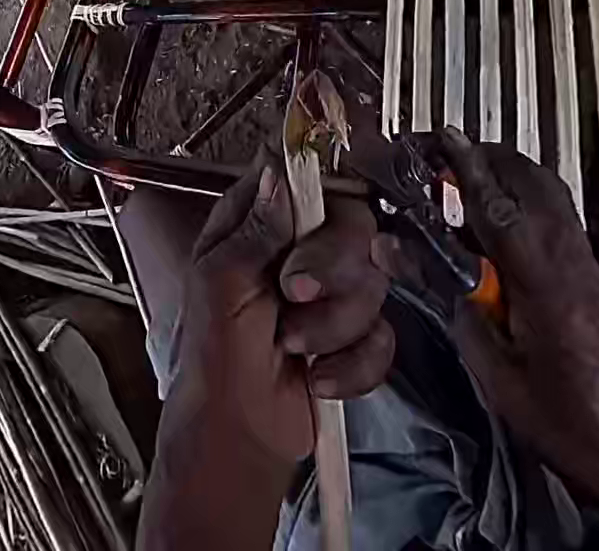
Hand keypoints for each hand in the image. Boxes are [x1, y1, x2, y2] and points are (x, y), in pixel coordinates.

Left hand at [164, 149, 393, 467]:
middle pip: (351, 224)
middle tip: (294, 292)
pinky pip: (383, 336)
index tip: (322, 205)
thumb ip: (255, 229)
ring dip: (331, 324)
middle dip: (330, 264)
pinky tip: (317, 376)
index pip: (296, 178)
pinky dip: (351, 364)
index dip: (317, 182)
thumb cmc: (215, 348)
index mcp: (255, 224)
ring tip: (291, 344)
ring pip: (372, 282)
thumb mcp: (221, 281)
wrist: (240, 428)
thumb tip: (275, 172)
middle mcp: (296, 248)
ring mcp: (329, 291)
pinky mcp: (354, 335)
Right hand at [438, 129, 598, 548]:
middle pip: (537, 186)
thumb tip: (396, 254)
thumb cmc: (574, 424)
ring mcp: (589, 271)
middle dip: (488, 156)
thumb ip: (451, 305)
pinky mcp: (595, 282)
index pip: (502, 210)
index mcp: (545, 288)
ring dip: (506, 172)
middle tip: (442, 148)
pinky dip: (519, 197)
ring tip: (463, 167)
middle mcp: (573, 267)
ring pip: (551, 197)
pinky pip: (553, 218)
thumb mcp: (495, 372)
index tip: (445, 137)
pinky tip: (490, 212)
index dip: (470, 168)